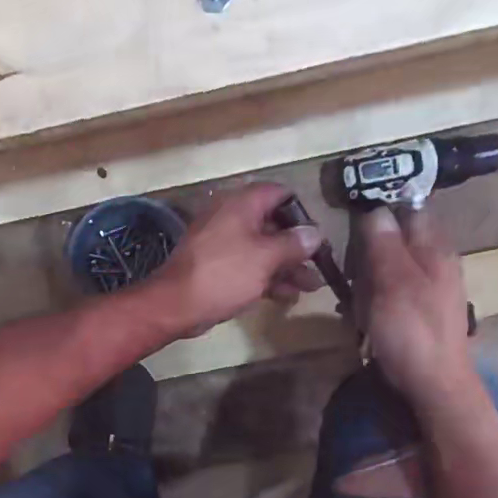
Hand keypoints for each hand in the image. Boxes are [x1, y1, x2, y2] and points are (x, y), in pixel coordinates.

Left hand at [149, 183, 325, 333]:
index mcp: (241, 205)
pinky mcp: (219, 267)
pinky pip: (250, 266)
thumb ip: (294, 244)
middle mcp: (232, 218)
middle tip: (319, 264)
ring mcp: (224, 243)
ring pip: (263, 249)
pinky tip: (288, 296)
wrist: (177, 304)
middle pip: (273, 224)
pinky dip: (269, 277)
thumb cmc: (224, 273)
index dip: (301, 210)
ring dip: (287, 266)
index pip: (278, 193)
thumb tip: (315, 233)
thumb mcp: (266, 257)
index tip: (316, 232)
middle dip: (298, 246)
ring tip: (311, 286)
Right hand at [358, 207, 473, 401]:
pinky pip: (389, 294)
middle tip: (353, 274)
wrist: (435, 387)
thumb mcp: (392, 281)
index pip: (407, 208)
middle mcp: (435, 263)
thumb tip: (374, 206)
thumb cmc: (413, 332)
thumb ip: (383, 241)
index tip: (351, 224)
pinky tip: (362, 319)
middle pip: (394, 239)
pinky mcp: (419, 313)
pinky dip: (373, 302)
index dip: (379, 210)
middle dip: (367, 253)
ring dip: (366, 281)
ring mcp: (428, 289)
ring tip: (357, 303)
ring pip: (387, 268)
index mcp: (435, 248)